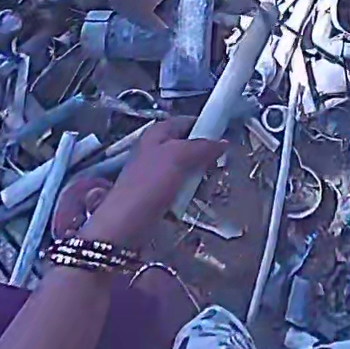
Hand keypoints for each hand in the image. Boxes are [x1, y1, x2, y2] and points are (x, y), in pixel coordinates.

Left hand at [75, 118, 221, 246]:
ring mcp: (157, 173)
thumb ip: (202, 146)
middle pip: (190, 145)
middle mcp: (157, 149)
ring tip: (207, 186)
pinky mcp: (159, 194)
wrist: (124, 227)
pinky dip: (191, 192)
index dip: (206, 126)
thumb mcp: (178, 157)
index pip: (188, 121)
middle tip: (217, 166)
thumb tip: (224, 142)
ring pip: (189, 168)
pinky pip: (183, 187)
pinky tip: (195, 199)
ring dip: (200, 176)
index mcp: (158, 133)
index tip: (225, 138)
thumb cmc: (149, 184)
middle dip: (206, 155)